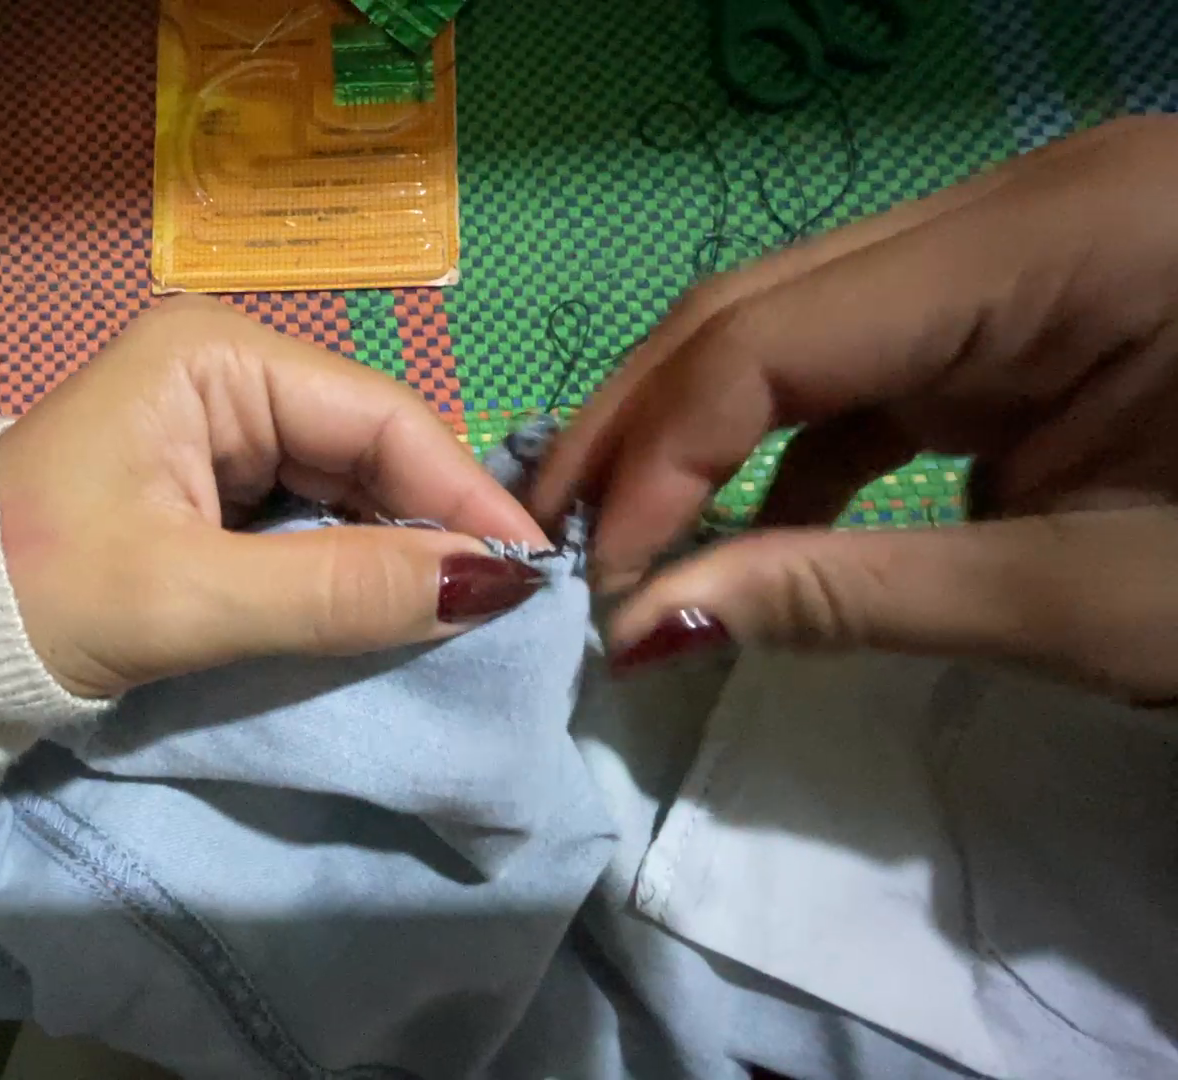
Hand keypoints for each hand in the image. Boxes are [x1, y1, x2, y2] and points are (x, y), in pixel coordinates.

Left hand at [0, 297, 550, 698]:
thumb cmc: (38, 596)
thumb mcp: (189, 598)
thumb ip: (336, 591)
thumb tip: (487, 586)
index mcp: (209, 356)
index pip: (372, 417)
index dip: (459, 493)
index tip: (531, 569)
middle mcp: (219, 371)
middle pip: (363, 445)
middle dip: (431, 520)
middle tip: (504, 598)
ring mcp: (213, 423)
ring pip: (340, 481)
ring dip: (394, 543)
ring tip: (461, 604)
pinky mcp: (205, 477)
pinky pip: (302, 511)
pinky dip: (346, 556)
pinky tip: (385, 594)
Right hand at [529, 115, 1177, 701]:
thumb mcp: (1103, 600)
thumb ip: (842, 597)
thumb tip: (641, 630)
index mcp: (1057, 238)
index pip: (759, 342)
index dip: (653, 464)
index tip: (600, 578)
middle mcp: (1008, 210)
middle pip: (737, 312)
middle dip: (628, 433)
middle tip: (555, 532)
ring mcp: (1007, 255)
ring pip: (770, 332)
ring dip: (680, 438)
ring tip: (620, 527)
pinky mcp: (1012, 311)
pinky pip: (840, 369)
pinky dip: (772, 453)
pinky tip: (756, 524)